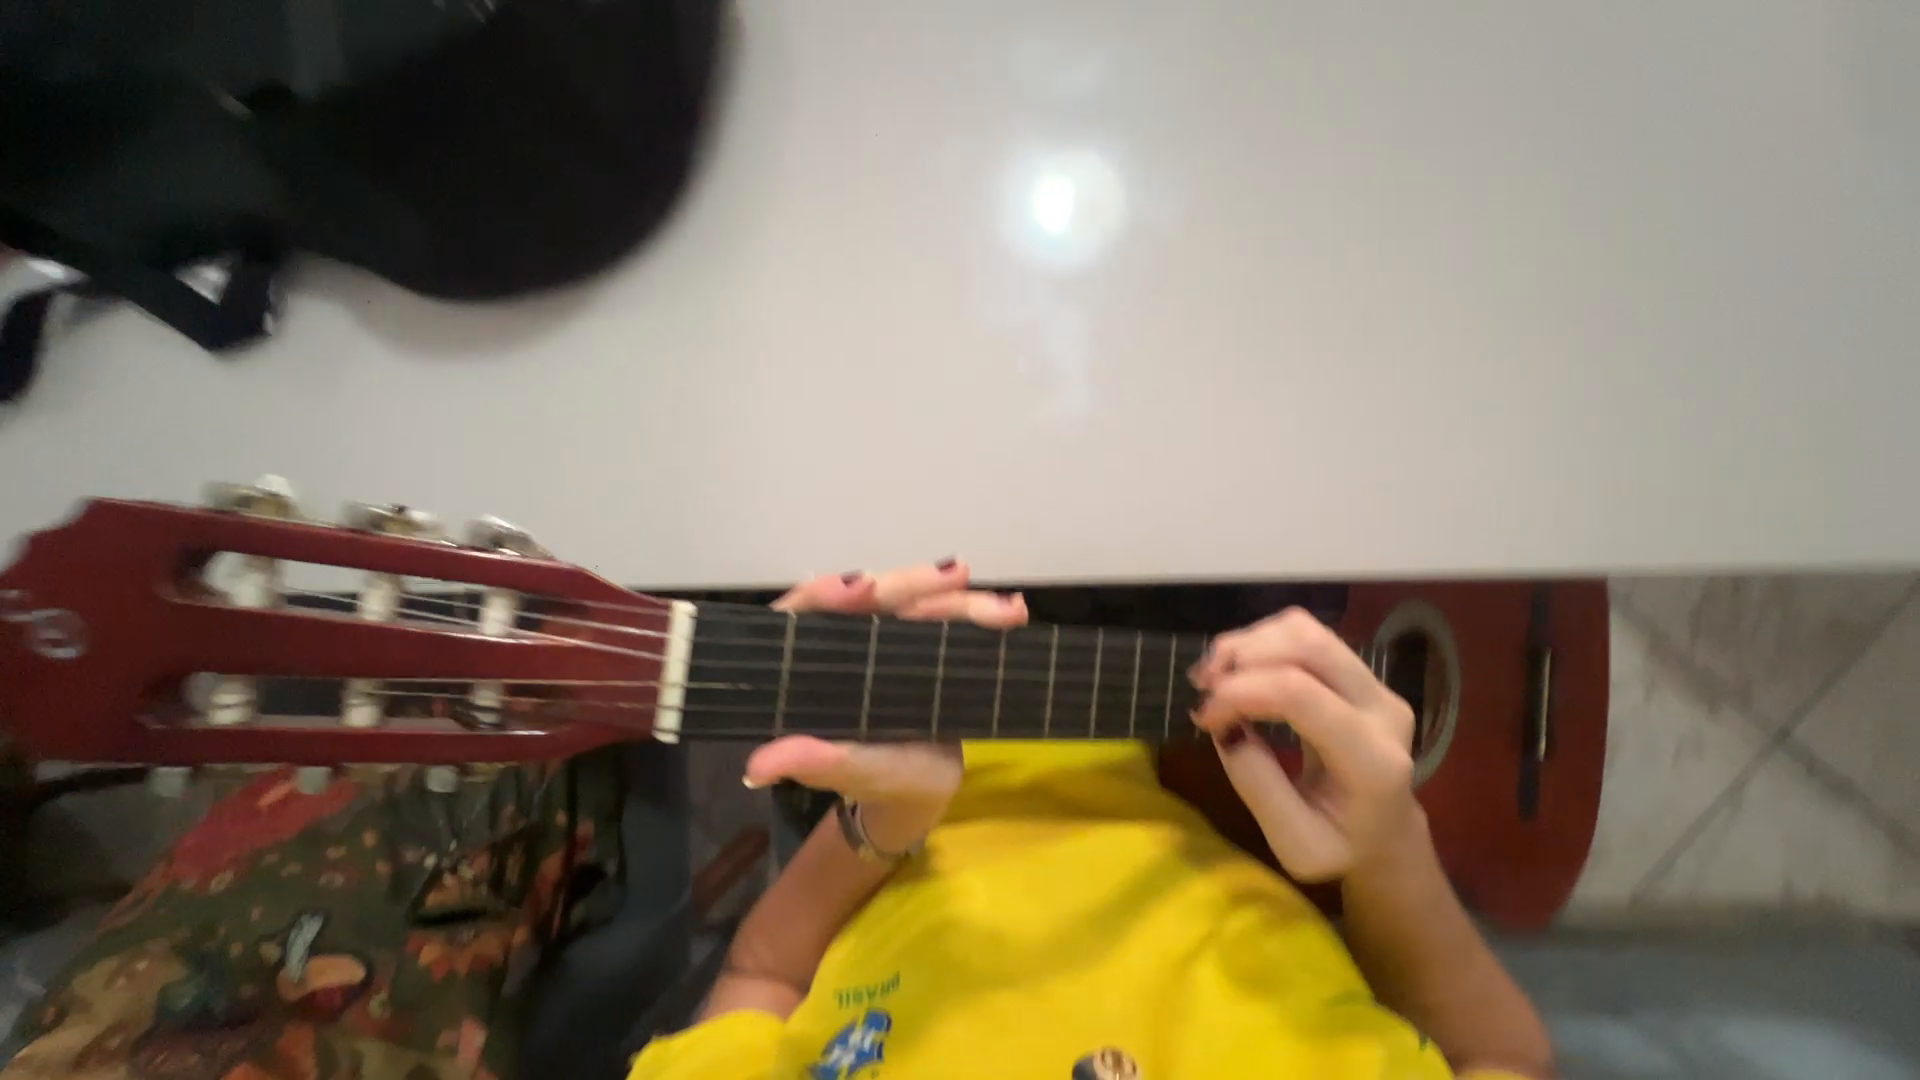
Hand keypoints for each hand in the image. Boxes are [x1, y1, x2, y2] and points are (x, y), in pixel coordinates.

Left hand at [741, 561, 1028, 852]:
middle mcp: (854, 642)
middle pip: (875, 596)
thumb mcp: (852, 773)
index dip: (826, 594)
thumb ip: (816, 763)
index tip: (856, 586)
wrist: (921, 791)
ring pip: (920, 602)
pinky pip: (950, 618)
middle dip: (914, 584)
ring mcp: (894, 637)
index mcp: (817, 666)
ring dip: (962, 598)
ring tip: (1006, 609)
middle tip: (956, 576)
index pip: (808, 615)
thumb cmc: (881, 783)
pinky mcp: (929, 641)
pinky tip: (1013, 610)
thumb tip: (758, 767)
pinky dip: (980, 612)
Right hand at [1189, 608, 1419, 882]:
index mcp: (1372, 761)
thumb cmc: (1338, 848)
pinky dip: (1260, 642)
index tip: (1202, 717)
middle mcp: (1383, 710)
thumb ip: (1258, 786)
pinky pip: (1306, 635)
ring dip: (1248, 642)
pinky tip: (1238, 670)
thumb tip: (1226, 727)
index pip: (1299, 693)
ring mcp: (1376, 685)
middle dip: (1241, 653)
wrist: (1385, 837)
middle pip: (1307, 645)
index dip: (1238, 692)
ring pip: (1305, 630)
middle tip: (1201, 684)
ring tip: (1214, 675)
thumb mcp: (1293, 844)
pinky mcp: (1359, 674)